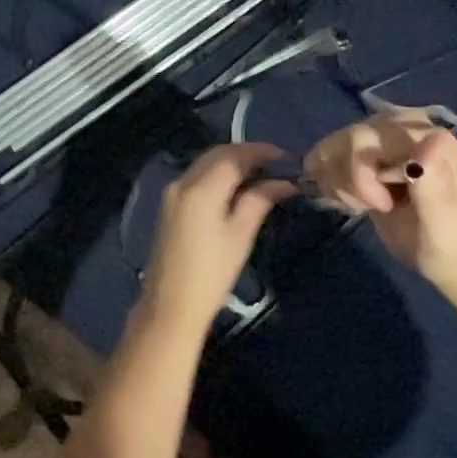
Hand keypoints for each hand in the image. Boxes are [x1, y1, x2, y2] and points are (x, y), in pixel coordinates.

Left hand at [141, 143, 296, 331]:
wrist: (170, 306)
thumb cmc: (212, 274)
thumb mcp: (240, 235)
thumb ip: (259, 200)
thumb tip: (284, 182)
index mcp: (201, 188)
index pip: (235, 155)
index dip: (262, 151)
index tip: (287, 158)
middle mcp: (183, 181)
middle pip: (218, 154)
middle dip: (247, 153)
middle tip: (276, 164)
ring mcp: (172, 192)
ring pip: (206, 163)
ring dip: (232, 162)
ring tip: (262, 173)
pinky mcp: (169, 204)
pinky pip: (197, 176)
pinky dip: (218, 174)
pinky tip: (237, 187)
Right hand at [304, 111, 456, 290]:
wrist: (449, 259)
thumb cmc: (452, 244)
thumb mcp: (445, 224)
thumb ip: (435, 185)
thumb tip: (429, 142)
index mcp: (428, 137)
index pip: (369, 136)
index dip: (361, 173)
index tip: (383, 207)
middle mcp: (405, 128)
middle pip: (349, 139)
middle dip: (350, 181)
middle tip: (374, 208)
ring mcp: (384, 139)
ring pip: (333, 147)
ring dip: (339, 182)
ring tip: (364, 205)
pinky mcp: (369, 152)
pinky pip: (329, 153)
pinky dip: (330, 179)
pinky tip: (351, 199)